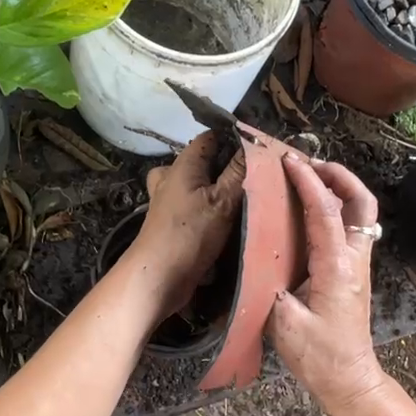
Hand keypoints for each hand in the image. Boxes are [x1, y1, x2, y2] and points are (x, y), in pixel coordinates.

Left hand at [122, 132, 245, 316]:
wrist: (157, 277)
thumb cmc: (190, 234)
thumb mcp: (223, 201)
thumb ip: (239, 173)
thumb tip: (255, 145)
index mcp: (183, 165)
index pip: (209, 137)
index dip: (232, 138)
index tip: (258, 148)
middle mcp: (171, 178)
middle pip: (202, 162)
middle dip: (225, 167)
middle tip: (253, 177)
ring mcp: (167, 201)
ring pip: (197, 186)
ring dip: (216, 192)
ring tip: (242, 200)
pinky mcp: (170, 223)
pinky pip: (192, 208)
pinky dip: (208, 212)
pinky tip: (226, 223)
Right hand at [266, 154, 386, 415]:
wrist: (349, 380)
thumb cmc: (318, 356)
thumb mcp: (285, 323)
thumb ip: (273, 286)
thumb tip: (261, 259)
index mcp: (336, 267)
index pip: (324, 212)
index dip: (307, 181)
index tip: (289, 160)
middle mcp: (354, 259)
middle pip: (361, 202)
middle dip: (339, 175)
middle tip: (309, 163)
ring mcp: (358, 265)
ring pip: (361, 213)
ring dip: (340, 189)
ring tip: (309, 178)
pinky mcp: (353, 272)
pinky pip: (351, 228)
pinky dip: (335, 208)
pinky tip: (310, 211)